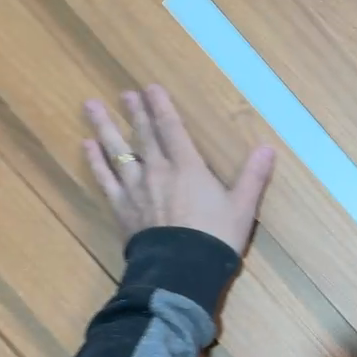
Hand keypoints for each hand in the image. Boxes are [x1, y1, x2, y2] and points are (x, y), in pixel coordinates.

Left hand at [82, 84, 276, 252]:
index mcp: (188, 168)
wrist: (183, 268)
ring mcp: (136, 188)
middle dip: (135, 112)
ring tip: (92, 106)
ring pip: (118, 151)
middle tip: (125, 93)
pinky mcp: (122, 207)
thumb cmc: (217, 237)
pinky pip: (105, 179)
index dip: (162, 107)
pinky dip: (96, 161)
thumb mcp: (242, 207)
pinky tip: (87, 146)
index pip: (173, 129)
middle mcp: (158, 171)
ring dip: (105, 127)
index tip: (151, 88)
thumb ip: (253, 176)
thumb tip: (269, 148)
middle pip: (145, 135)